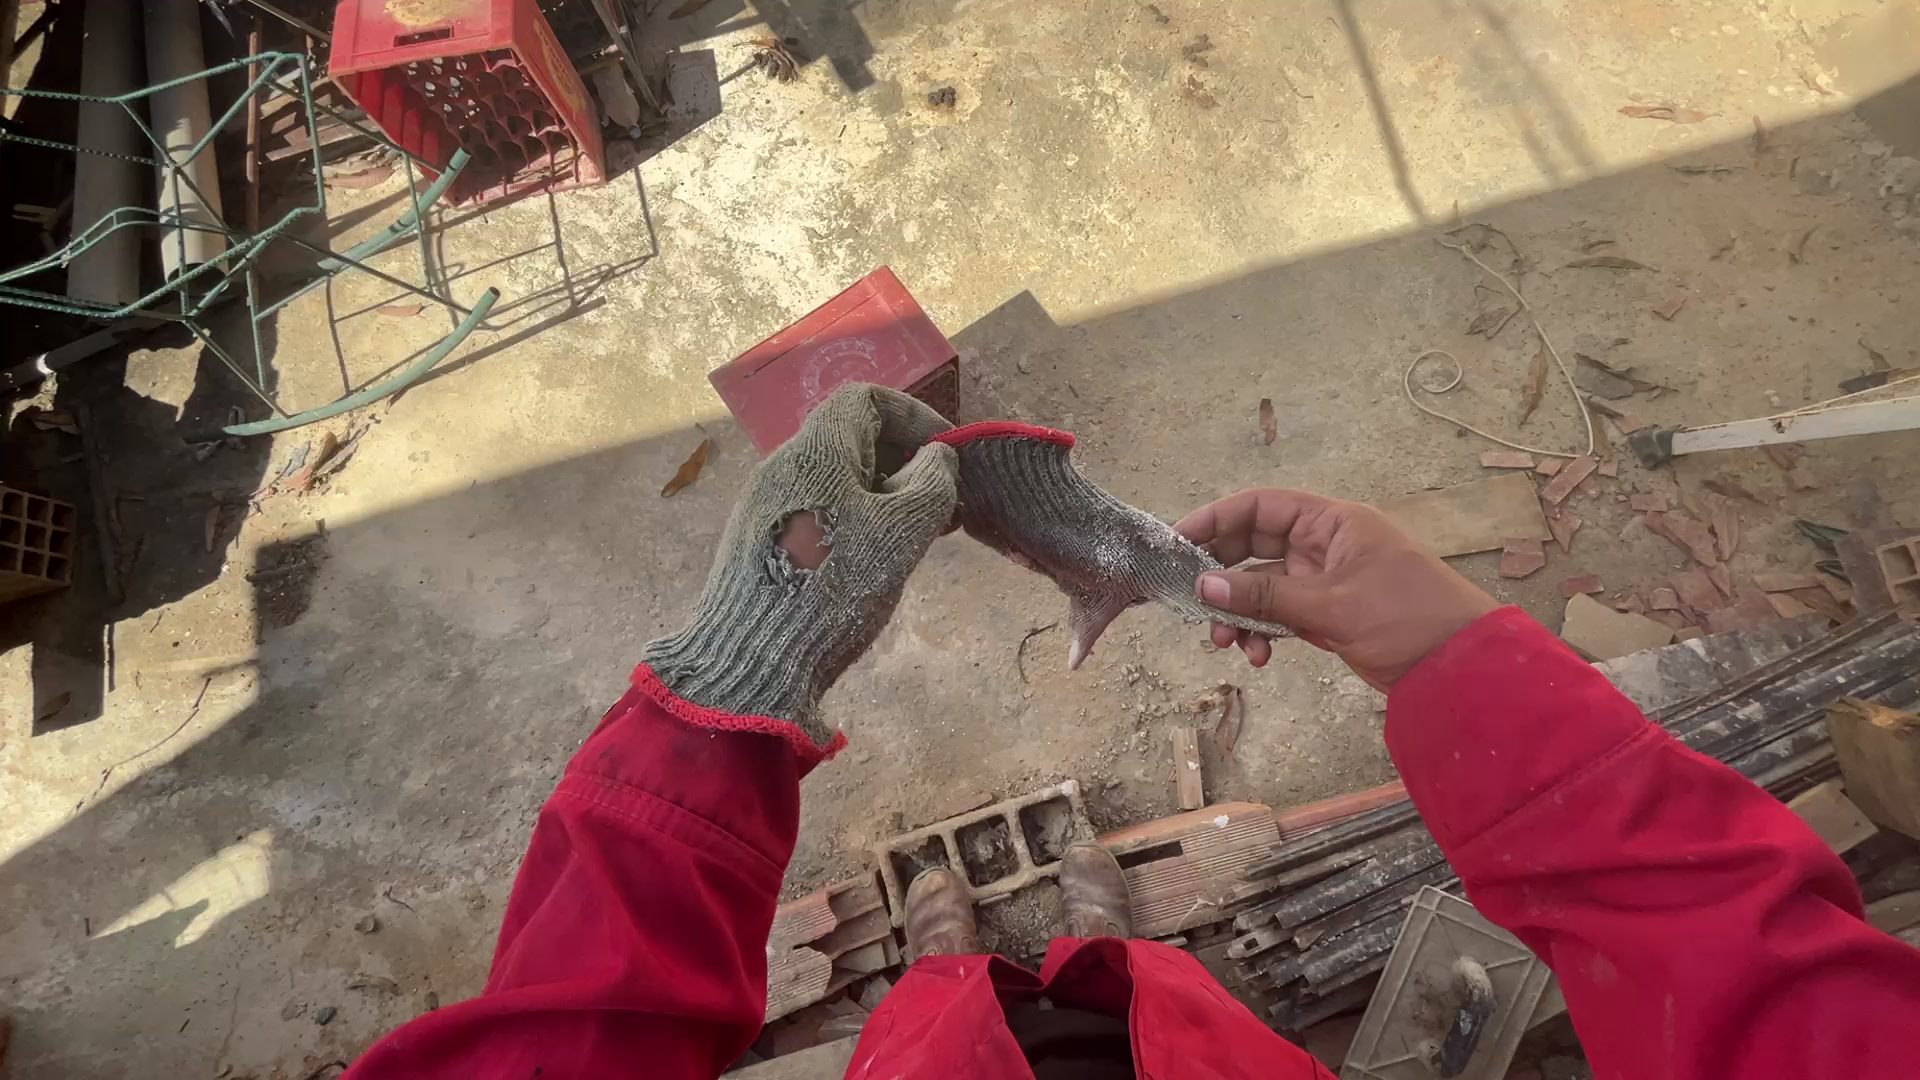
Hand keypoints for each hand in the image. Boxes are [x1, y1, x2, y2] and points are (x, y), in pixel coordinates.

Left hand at [640, 385, 957, 754]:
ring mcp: (766, 506)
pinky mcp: (760, 542)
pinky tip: (872, 560)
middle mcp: (783, 467)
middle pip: (853, 439)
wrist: (749, 663)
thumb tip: (935, 458)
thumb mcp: (899, 535)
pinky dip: (856, 520)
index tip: (946, 454)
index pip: (866, 399)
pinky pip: (818, 510)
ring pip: (837, 479)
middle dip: (904, 462)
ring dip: (884, 496)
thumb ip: (929, 486)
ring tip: (915, 537)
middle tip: (940, 505)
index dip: (914, 416)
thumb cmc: (832, 589)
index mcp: (815, 452)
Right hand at [1174, 489, 1497, 690]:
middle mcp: (1320, 545)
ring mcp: (1320, 581)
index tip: (1177, 542)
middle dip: (1220, 574)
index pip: (1259, 507)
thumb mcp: (1331, 604)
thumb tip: (1202, 587)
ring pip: (1258, 586)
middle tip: (1191, 597)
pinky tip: (1258, 655)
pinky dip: (1260, 632)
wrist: (1466, 672)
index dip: (1214, 519)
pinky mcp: (1322, 614)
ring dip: (1237, 612)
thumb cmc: (1406, 618)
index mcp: (1330, 523)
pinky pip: (1275, 615)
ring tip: (1223, 642)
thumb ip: (1263, 595)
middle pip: (1251, 546)